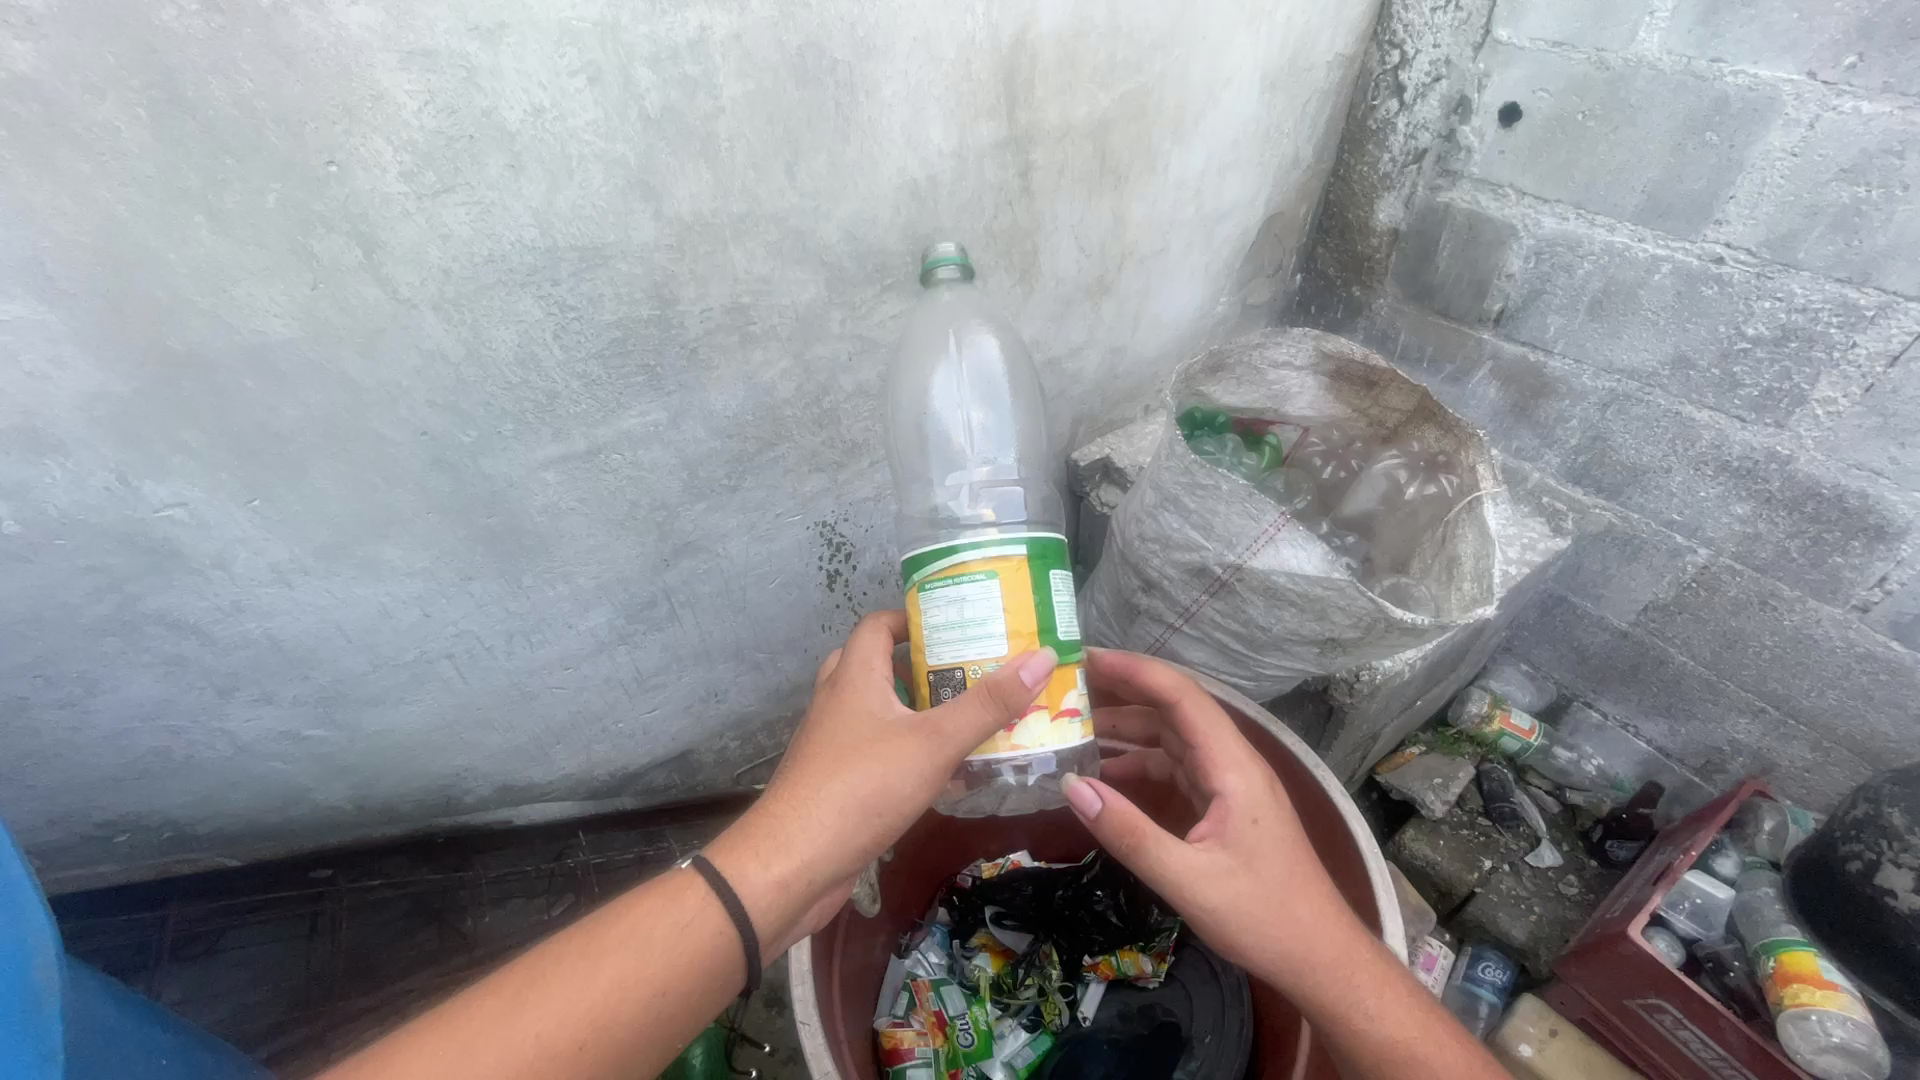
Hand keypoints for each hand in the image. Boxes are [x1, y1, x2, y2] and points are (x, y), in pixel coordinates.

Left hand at [705, 611, 1055, 959]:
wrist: (794, 864)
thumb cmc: (863, 786)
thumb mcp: (935, 742)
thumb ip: (988, 704)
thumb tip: (1041, 657)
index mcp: (854, 675)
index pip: (878, 624)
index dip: (914, 619)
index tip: (957, 628)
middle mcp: (838, 701)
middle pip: (876, 665)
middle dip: (921, 668)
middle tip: (968, 674)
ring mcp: (832, 744)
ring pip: (877, 713)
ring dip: (916, 714)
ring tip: (966, 720)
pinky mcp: (834, 782)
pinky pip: (876, 753)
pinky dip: (907, 754)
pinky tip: (946, 777)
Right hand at [1061, 648, 1366, 989]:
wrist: (1321, 959)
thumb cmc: (1264, 917)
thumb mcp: (1188, 881)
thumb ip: (1128, 832)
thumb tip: (1071, 786)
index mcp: (1232, 765)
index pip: (1181, 696)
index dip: (1134, 671)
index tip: (1085, 659)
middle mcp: (1231, 761)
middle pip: (1173, 708)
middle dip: (1122, 691)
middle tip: (1067, 686)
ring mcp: (1227, 782)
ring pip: (1170, 737)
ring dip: (1126, 729)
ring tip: (1074, 726)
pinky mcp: (1222, 804)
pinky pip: (1173, 768)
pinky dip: (1137, 765)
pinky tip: (1104, 776)